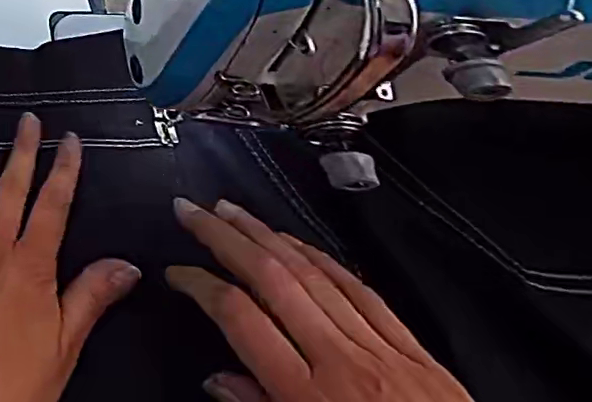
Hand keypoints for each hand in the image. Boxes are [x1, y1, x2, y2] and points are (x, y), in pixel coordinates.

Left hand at [0, 112, 141, 401]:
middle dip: (24, 148)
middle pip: (13, 184)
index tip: (70, 141)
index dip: (65, 168)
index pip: (54, 202)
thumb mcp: (64, 345)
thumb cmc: (7, 385)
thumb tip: (126, 267)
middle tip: (29, 120)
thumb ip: (92, 297)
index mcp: (30, 263)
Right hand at [168, 199, 470, 401]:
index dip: (200, 285)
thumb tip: (217, 379)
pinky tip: (294, 239)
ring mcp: (381, 349)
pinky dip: (319, 256)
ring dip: (263, 231)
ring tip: (230, 208)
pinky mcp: (414, 349)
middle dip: (222, 235)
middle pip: (270, 276)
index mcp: (312, 400)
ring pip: (309, 269)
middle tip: (190, 209)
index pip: (240, 319)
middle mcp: (341, 362)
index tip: (177, 272)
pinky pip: (357, 287)